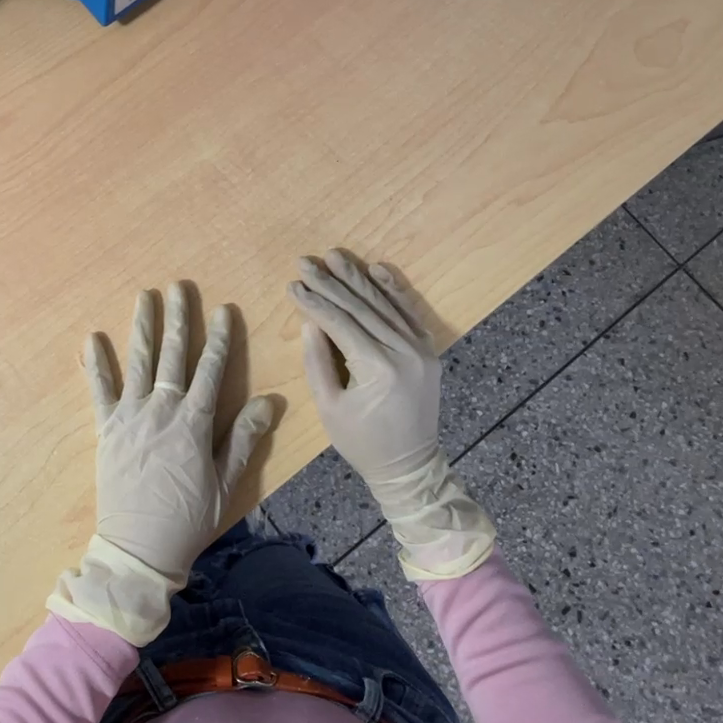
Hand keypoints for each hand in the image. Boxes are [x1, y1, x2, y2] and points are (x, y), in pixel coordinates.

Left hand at [46, 284, 276, 645]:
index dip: (219, 338)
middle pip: (172, 355)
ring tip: (145, 296)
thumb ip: (244, 439)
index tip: (224, 310)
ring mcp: (130, 417)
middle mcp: (161, 411)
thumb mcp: (226, 484)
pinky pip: (99, 390)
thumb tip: (271, 400)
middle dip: (178, 318)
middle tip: (179, 286)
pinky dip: (96, 364)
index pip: (211, 369)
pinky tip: (92, 338)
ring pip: (137, 362)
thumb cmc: (188, 519)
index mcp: (193, 423)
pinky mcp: (106, 429)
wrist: (139, 549)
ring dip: (142, 327)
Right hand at [289, 250, 493, 580]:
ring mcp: (421, 348)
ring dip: (357, 278)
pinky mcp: (429, 349)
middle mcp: (403, 351)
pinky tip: (376, 268)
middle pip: (361, 307)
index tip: (293, 284)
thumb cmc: (362, 441)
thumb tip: (310, 320)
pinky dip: (394, 289)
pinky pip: (410, 312)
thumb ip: (318, 361)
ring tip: (334, 256)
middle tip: (306, 260)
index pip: (339, 323)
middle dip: (331, 282)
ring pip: (384, 304)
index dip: (314, 301)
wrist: (410, 466)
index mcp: (377, 368)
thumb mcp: (329, 407)